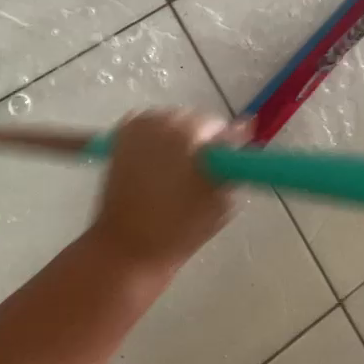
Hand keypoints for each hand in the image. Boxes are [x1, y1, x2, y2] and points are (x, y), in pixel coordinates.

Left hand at [86, 108, 244, 273]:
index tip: (225, 165)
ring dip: (176, 138)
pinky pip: (147, 126)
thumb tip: (244, 130)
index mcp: (187, 133)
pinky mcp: (119, 135)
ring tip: (175, 173)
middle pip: (191, 119)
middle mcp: (160, 120)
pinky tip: (156, 164)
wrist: (129, 244)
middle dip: (199, 140)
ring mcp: (136, 126)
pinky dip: (154, 138)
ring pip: (169, 121)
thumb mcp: (223, 199)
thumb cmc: (182, 228)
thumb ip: (235, 162)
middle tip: (200, 172)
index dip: (225, 145)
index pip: (217, 126)